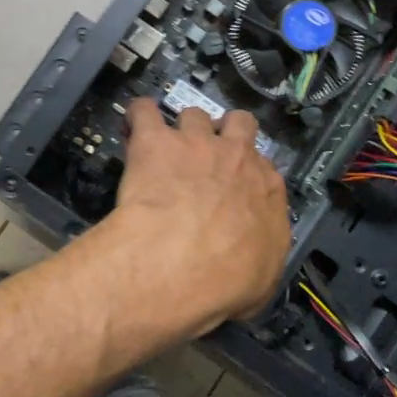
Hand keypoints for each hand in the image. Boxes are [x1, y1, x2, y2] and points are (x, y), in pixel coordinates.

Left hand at [99, 97, 291, 334]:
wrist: (181, 262)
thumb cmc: (226, 281)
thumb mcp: (260, 285)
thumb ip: (260, 261)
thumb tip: (250, 266)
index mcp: (266, 190)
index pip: (264, 171)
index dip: (246, 177)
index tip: (233, 191)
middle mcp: (235, 157)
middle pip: (239, 124)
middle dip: (225, 132)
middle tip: (207, 152)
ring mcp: (195, 143)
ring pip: (193, 115)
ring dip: (181, 128)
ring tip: (166, 143)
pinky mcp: (154, 141)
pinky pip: (143, 111)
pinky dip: (137, 115)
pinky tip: (131, 124)